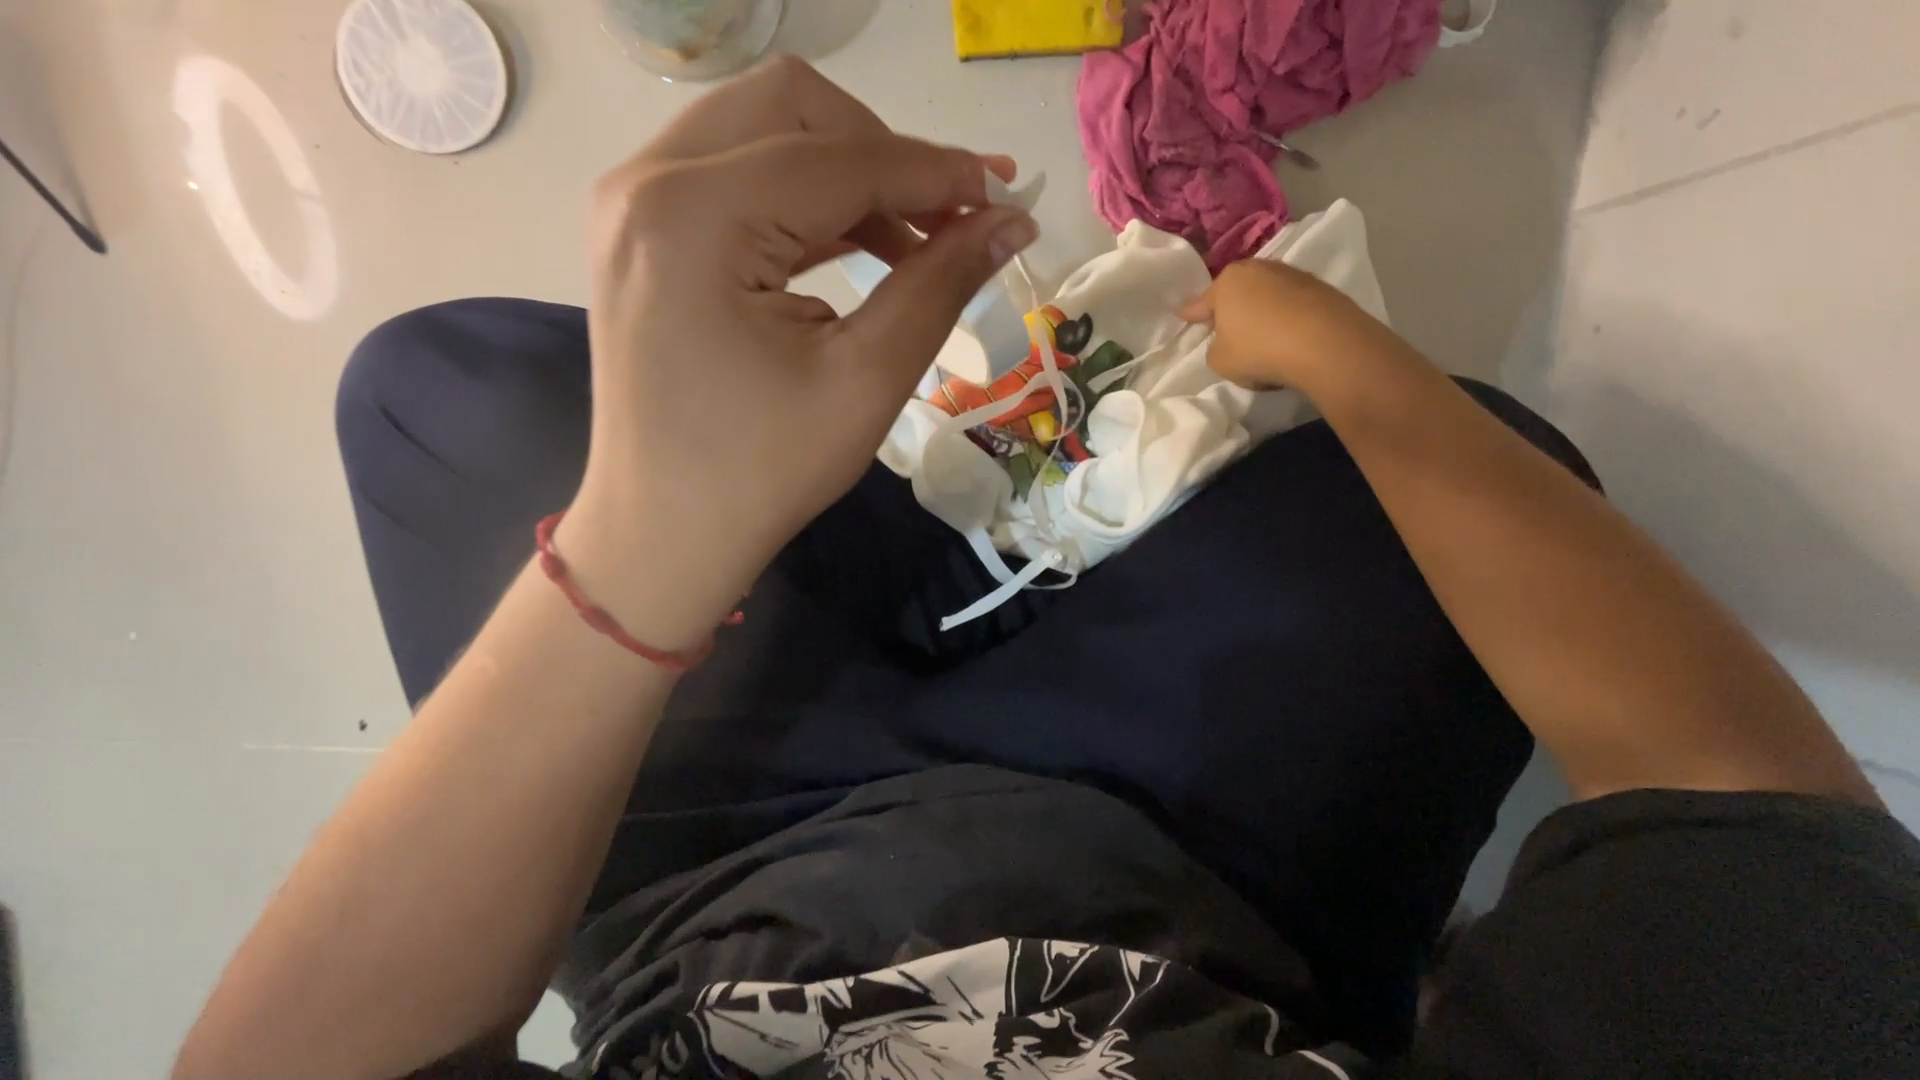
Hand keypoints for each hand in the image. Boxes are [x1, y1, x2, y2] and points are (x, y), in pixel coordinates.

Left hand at [561, 57, 1036, 644]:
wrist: (663, 533)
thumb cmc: (763, 472)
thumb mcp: (865, 379)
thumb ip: (940, 283)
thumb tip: (1012, 222)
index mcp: (694, 219)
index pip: (839, 159)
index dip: (934, 172)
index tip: (1005, 197)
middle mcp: (647, 184)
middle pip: (792, 107)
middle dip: (884, 153)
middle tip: (950, 217)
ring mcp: (632, 204)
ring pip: (762, 130)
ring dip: (847, 172)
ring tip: (917, 239)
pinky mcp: (641, 231)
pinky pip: (735, 174)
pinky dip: (805, 197)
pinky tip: (859, 244)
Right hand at [1180, 259, 1396, 391]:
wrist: (1325, 344)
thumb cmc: (1259, 350)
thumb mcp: (1220, 361)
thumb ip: (1215, 348)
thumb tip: (1228, 341)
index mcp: (1227, 283)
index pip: (1201, 303)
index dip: (1191, 314)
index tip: (1182, 314)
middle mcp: (1258, 269)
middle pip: (1236, 292)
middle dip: (1231, 308)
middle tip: (1228, 329)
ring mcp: (1291, 274)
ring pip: (1266, 295)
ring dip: (1262, 311)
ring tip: (1264, 336)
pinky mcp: (1320, 287)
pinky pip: (1292, 304)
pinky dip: (1287, 317)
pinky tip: (1290, 337)